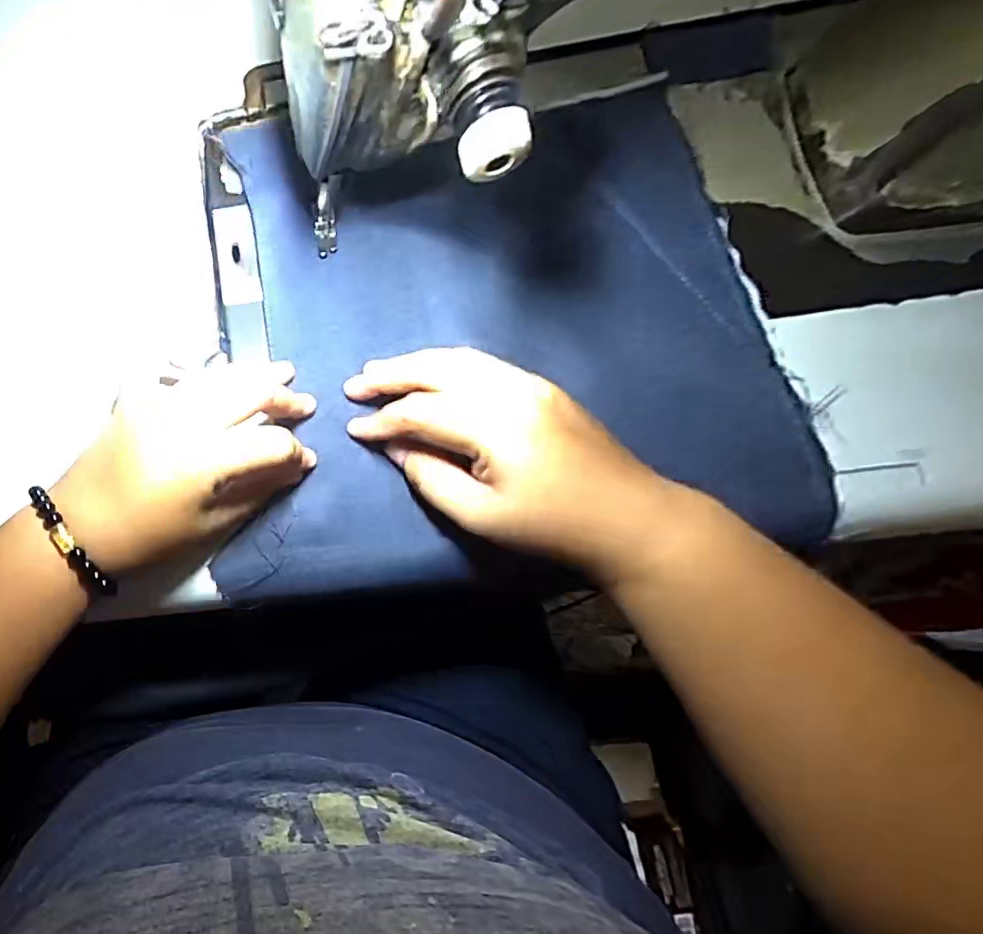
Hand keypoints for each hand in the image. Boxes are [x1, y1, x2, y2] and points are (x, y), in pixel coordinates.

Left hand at [51, 360, 316, 573]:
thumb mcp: (209, 525)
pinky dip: (214, 375)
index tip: (305, 460)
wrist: (80, 524)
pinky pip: (186, 376)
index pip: (268, 442)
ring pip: (219, 375)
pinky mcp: (139, 397)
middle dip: (281, 397)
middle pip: (247, 392)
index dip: (293, 451)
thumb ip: (257, 491)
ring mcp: (158, 402)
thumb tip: (295, 467)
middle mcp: (184, 420)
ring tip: (280, 374)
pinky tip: (228, 377)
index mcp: (202, 461)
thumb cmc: (147, 537)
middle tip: (304, 404)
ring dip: (253, 375)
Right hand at [344, 347, 708, 587]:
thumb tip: (400, 449)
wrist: (630, 517)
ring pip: (462, 359)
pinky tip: (431, 376)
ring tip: (383, 373)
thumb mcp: (480, 516)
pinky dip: (448, 367)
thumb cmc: (550, 526)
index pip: (422, 411)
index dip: (383, 421)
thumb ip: (431, 478)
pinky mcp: (542, 388)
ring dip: (418, 364)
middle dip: (393, 375)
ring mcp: (530, 383)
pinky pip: (484, 365)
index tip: (353, 429)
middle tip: (356, 384)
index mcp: (494, 424)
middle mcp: (511, 390)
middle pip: (439, 369)